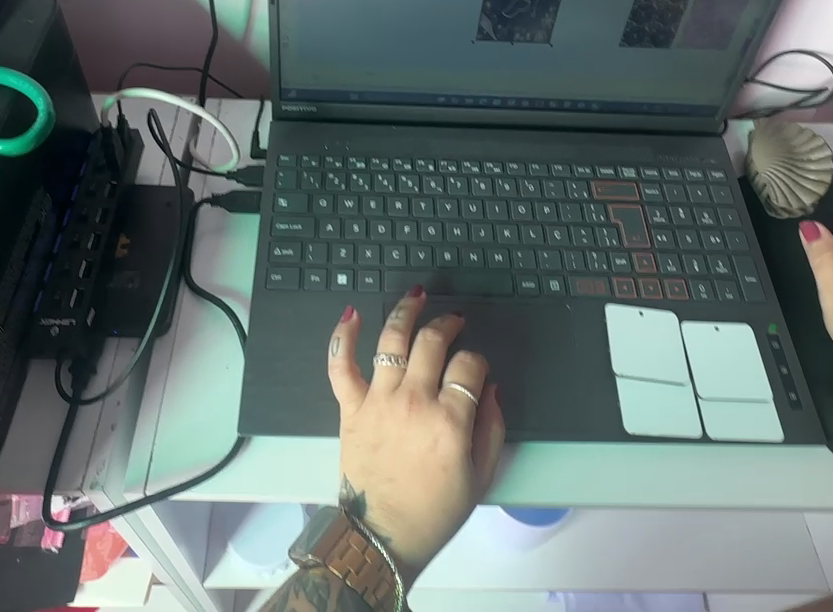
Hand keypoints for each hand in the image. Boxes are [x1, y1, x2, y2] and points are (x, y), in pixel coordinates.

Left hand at [326, 288, 506, 581]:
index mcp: (449, 421)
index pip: (469, 367)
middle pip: (432, 342)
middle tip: (454, 320)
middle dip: (448, 323)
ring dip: (405, 311)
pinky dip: (343, 337)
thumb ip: (491, 428)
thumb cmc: (434, 511)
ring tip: (417, 296)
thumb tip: (490, 388)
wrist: (382, 537)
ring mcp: (379, 400)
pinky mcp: (351, 407)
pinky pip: (341, 365)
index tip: (477, 366)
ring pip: (392, 340)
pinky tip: (352, 314)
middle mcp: (414, 401)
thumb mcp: (480, 477)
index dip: (478, 360)